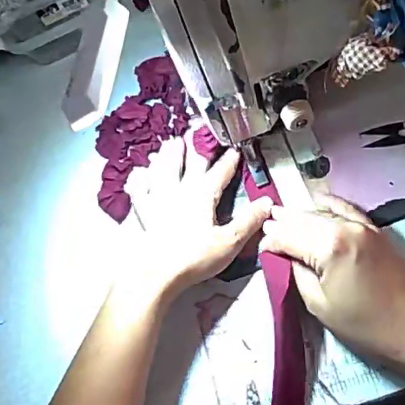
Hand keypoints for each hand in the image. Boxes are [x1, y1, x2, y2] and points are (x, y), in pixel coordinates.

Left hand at [122, 135, 271, 299]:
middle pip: (188, 163)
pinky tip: (136, 175)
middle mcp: (179, 191)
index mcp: (202, 195)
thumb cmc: (194, 258)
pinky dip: (138, 181)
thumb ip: (249, 221)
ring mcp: (158, 199)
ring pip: (163, 170)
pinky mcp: (143, 212)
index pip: (219, 172)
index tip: (234, 150)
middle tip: (195, 131)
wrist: (157, 273)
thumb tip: (267, 203)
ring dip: (167, 156)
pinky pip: (139, 191)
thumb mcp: (229, 241)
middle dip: (195, 147)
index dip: (228, 161)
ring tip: (169, 144)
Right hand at [260, 193, 404, 373]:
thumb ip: (296, 272)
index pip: (287, 236)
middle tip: (265, 226)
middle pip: (303, 219)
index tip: (261, 250)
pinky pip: (347, 208)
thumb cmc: (363, 323)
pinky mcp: (374, 229)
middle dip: (282, 223)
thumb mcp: (318, 303)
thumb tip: (282, 254)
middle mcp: (344, 228)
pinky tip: (317, 200)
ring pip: (322, 212)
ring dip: (301, 214)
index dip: (270, 241)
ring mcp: (362, 225)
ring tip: (281, 215)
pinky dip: (330, 204)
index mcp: (328, 247)